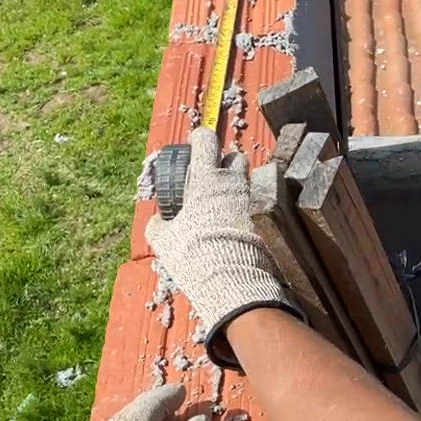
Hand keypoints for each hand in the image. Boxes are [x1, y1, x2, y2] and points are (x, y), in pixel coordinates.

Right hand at [144, 127, 299, 369]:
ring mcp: (251, 203)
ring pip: (247, 182)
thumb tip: (157, 220)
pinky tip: (231, 226)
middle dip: (225, 162)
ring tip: (220, 204)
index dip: (199, 139)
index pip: (206, 141)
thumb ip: (158, 225)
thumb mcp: (166, 241)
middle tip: (211, 177)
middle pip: (235, 156)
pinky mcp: (263, 222)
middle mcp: (233, 185)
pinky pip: (253, 207)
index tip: (195, 144)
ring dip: (235, 187)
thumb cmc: (194, 255)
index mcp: (207, 180)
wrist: (231, 281)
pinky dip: (242, 211)